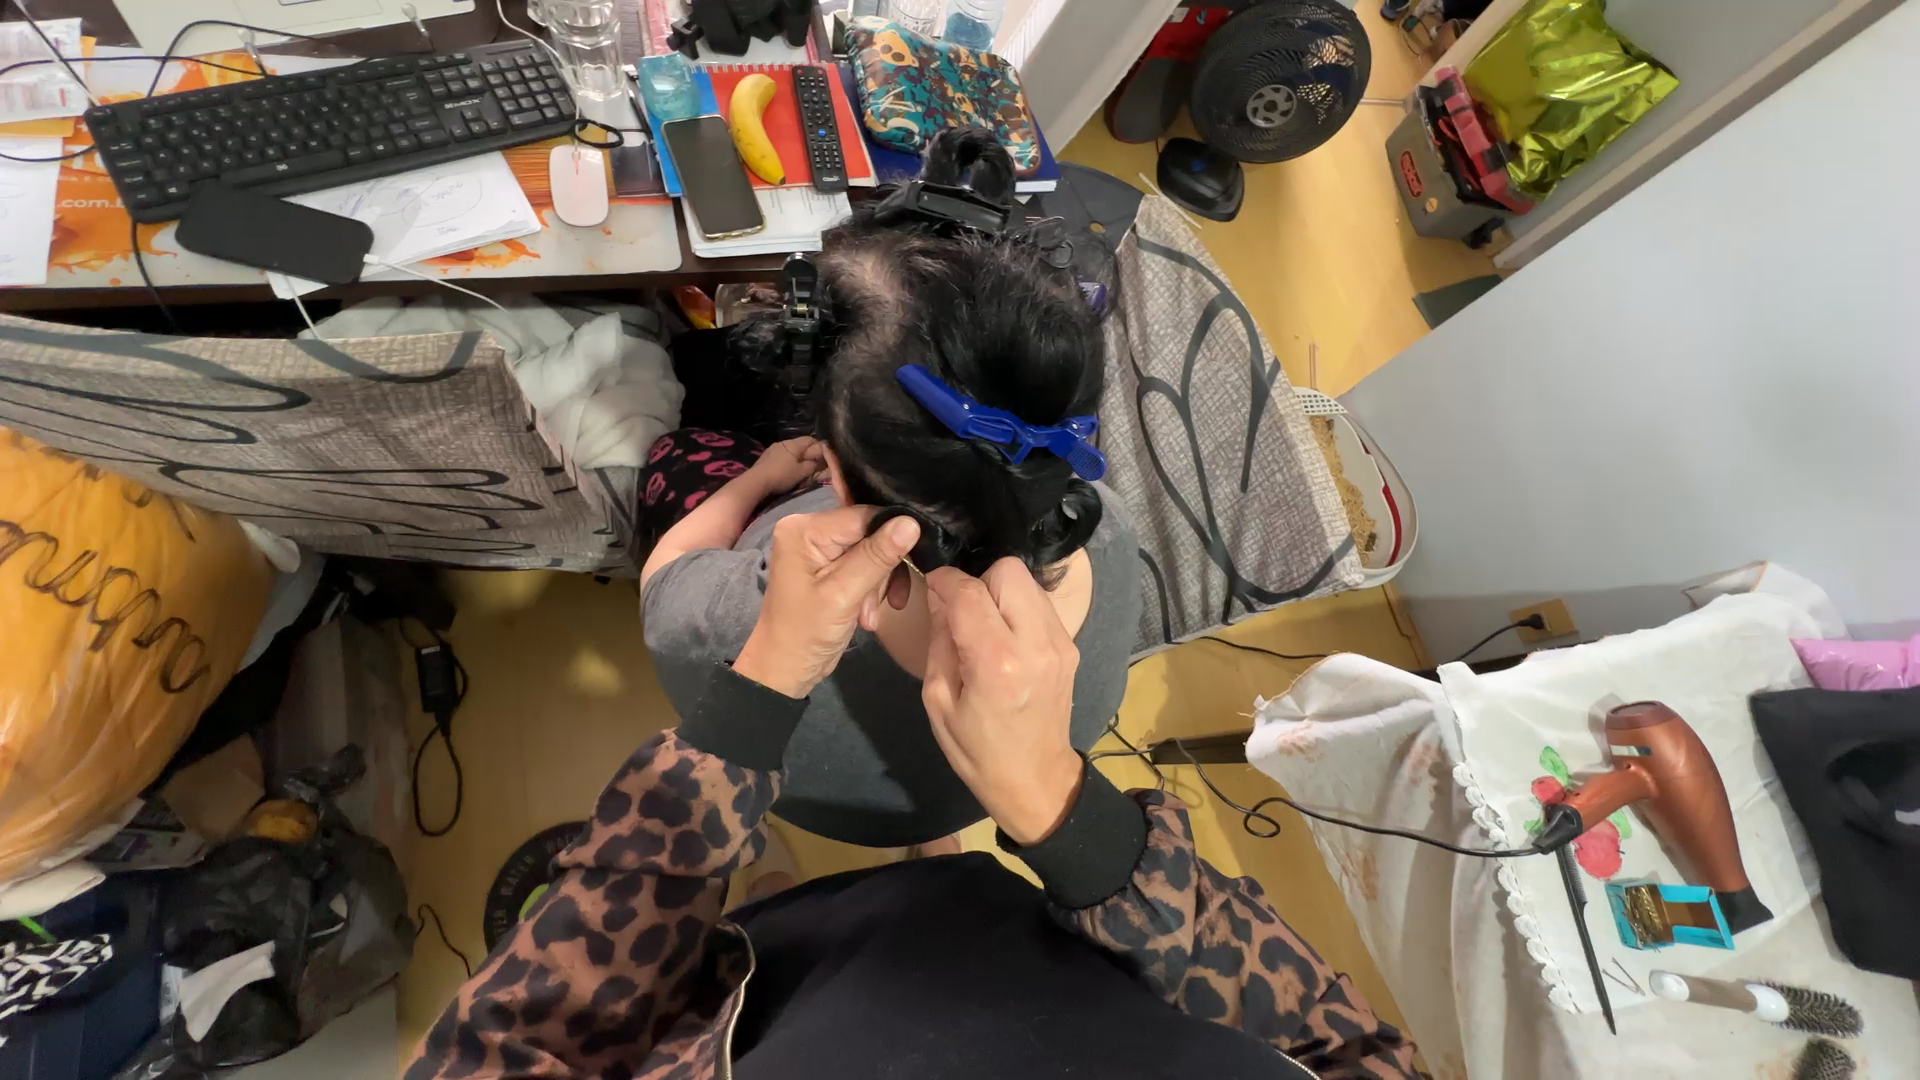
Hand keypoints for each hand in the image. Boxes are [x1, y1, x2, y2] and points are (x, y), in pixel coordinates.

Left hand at [733, 505, 920, 698]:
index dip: (892, 535)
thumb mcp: (844, 594)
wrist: (787, 669)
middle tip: (887, 599)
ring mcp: (820, 548)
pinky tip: (868, 615)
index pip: (864, 515)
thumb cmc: (806, 632)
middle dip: (883, 568)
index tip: (911, 559)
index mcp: (805, 528)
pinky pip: (865, 565)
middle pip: (870, 532)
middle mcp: (810, 529)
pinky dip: (872, 589)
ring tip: (869, 615)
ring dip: (879, 584)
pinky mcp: (830, 565)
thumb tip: (912, 523)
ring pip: (872, 551)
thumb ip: (878, 556)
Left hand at [746, 437, 829, 495]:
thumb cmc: (782, 475)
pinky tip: (786, 469)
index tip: (823, 457)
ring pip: (789, 450)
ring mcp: (773, 448)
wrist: (756, 480)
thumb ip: (812, 465)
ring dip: (796, 457)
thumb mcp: (802, 473)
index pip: (811, 439)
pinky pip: (781, 455)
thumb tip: (817, 461)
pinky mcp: (766, 456)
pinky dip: (787, 460)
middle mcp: (783, 442)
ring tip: (799, 468)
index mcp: (794, 444)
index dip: (819, 447)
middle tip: (813, 464)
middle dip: (807, 453)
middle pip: (800, 444)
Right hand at [921, 559, 1083, 845]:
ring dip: (1000, 592)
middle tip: (964, 609)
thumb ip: (940, 639)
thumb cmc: (977, 750)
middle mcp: (1035, 644)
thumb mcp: (938, 700)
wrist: (1036, 780)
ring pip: (1028, 581)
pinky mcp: (1070, 646)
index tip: (932, 584)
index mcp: (996, 663)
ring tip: (985, 624)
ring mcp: (1060, 643)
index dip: (945, 580)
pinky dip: (1018, 607)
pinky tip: (1006, 635)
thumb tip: (939, 595)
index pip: (969, 592)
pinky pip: (1040, 603)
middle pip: (1008, 571)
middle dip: (979, 581)